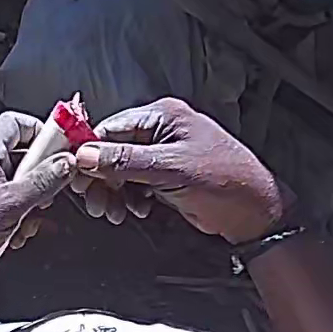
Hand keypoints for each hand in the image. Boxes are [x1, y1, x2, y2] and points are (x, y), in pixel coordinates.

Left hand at [0, 111, 74, 289]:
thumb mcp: (9, 203)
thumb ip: (42, 182)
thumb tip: (65, 163)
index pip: (16, 124)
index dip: (41, 130)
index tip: (62, 146)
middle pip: (28, 157)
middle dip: (43, 177)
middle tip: (49, 190)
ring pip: (29, 188)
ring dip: (35, 206)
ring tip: (26, 218)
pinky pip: (22, 210)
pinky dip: (25, 222)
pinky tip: (16, 234)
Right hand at [71, 98, 293, 243]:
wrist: (256, 214)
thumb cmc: (226, 182)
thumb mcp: (171, 169)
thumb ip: (126, 161)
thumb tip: (85, 155)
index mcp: (163, 117)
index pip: (110, 129)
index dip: (89, 153)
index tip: (76, 177)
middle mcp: (159, 132)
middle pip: (111, 152)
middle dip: (100, 180)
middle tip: (96, 203)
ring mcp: (160, 155)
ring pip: (118, 172)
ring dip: (112, 193)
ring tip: (115, 213)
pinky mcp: (162, 177)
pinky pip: (131, 185)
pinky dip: (126, 199)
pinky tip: (133, 211)